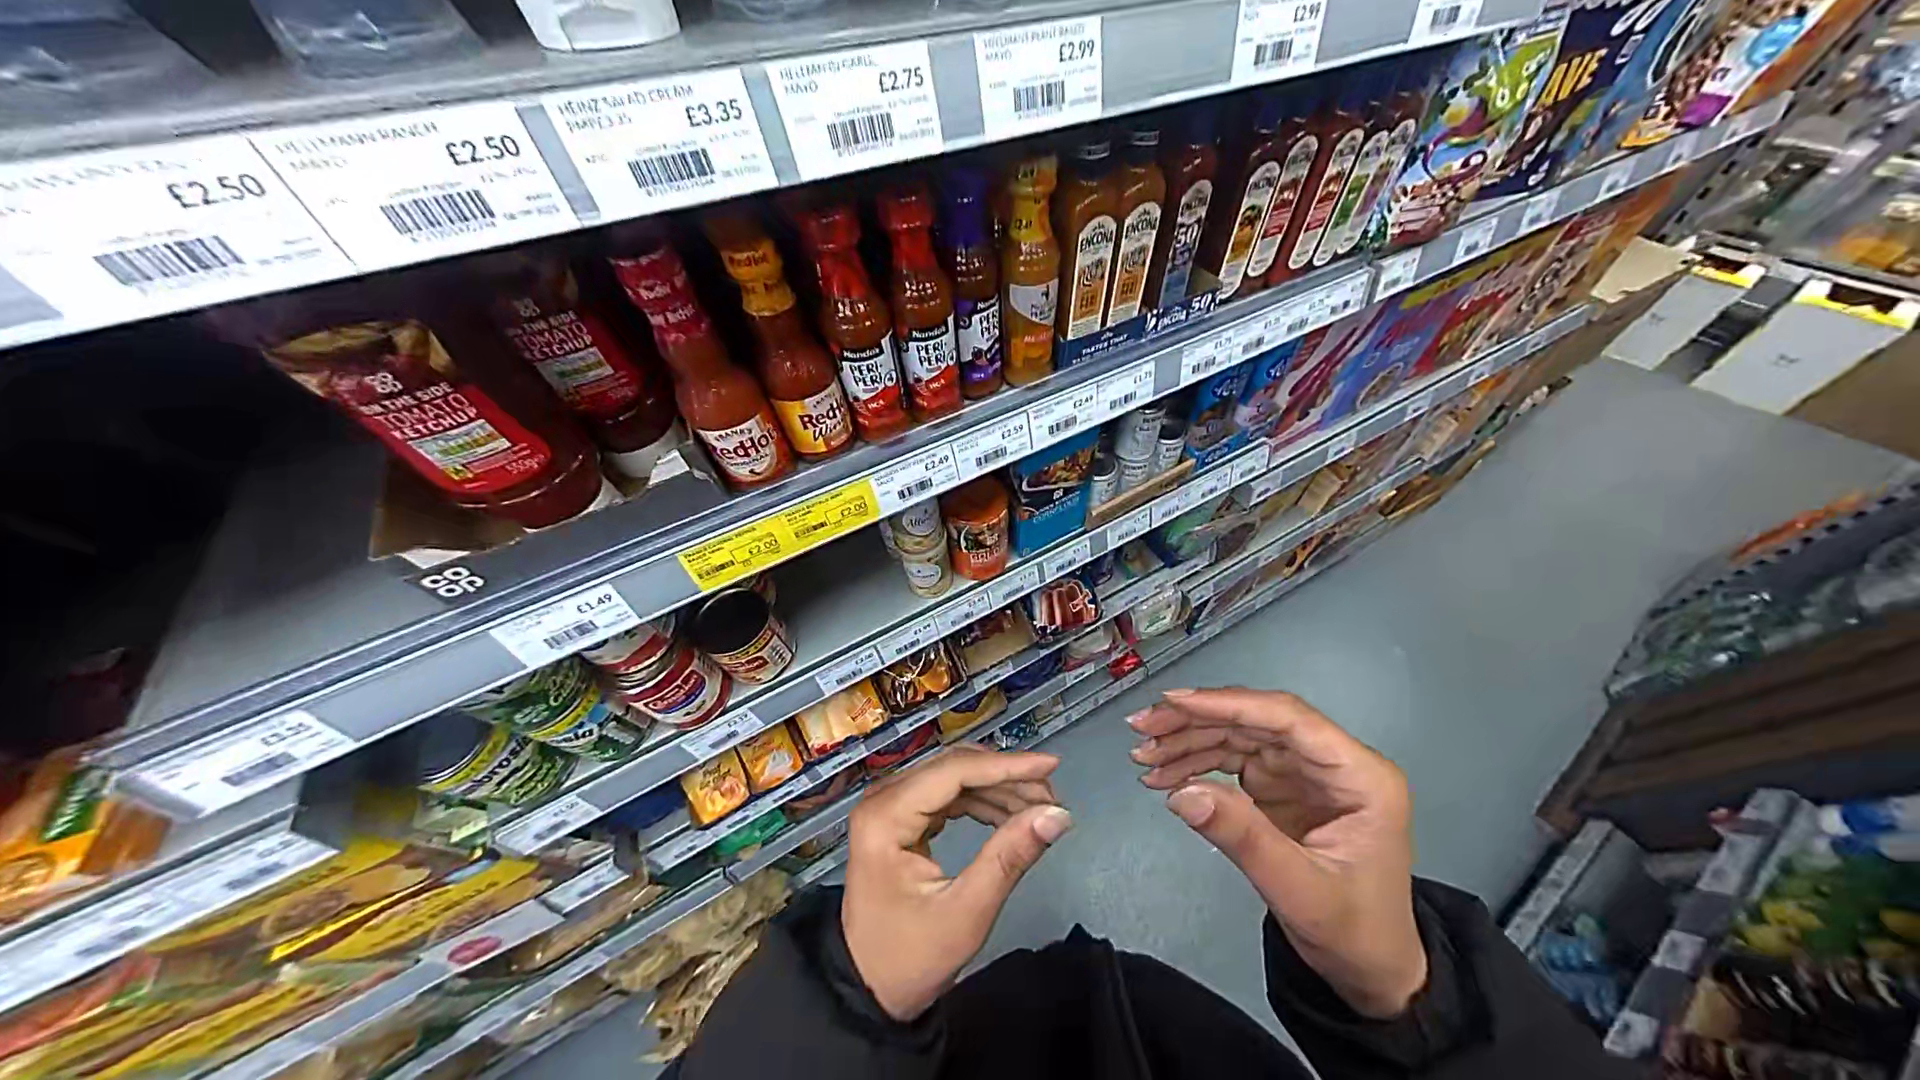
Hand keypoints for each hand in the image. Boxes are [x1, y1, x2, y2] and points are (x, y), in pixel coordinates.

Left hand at [842, 745, 1072, 1020]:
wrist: (868, 987)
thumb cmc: (908, 957)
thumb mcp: (965, 913)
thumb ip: (1009, 858)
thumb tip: (1055, 815)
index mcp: (885, 816)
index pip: (954, 771)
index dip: (1006, 765)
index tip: (1051, 765)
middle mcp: (884, 799)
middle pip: (954, 767)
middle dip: (1007, 777)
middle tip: (1051, 797)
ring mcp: (891, 805)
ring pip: (955, 778)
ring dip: (999, 788)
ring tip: (1039, 809)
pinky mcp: (902, 816)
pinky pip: (948, 794)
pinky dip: (983, 801)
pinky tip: (1011, 817)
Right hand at [1129, 687, 1426, 1018]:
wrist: (1369, 969)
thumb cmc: (1354, 932)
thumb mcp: (1300, 891)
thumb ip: (1243, 838)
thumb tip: (1182, 793)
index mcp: (1359, 776)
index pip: (1287, 719)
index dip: (1229, 704)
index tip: (1174, 703)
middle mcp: (1329, 761)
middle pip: (1254, 721)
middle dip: (1194, 721)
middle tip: (1142, 728)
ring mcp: (1301, 771)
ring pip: (1237, 735)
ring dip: (1187, 740)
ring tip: (1143, 755)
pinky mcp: (1278, 784)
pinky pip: (1230, 758)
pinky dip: (1194, 762)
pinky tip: (1164, 774)